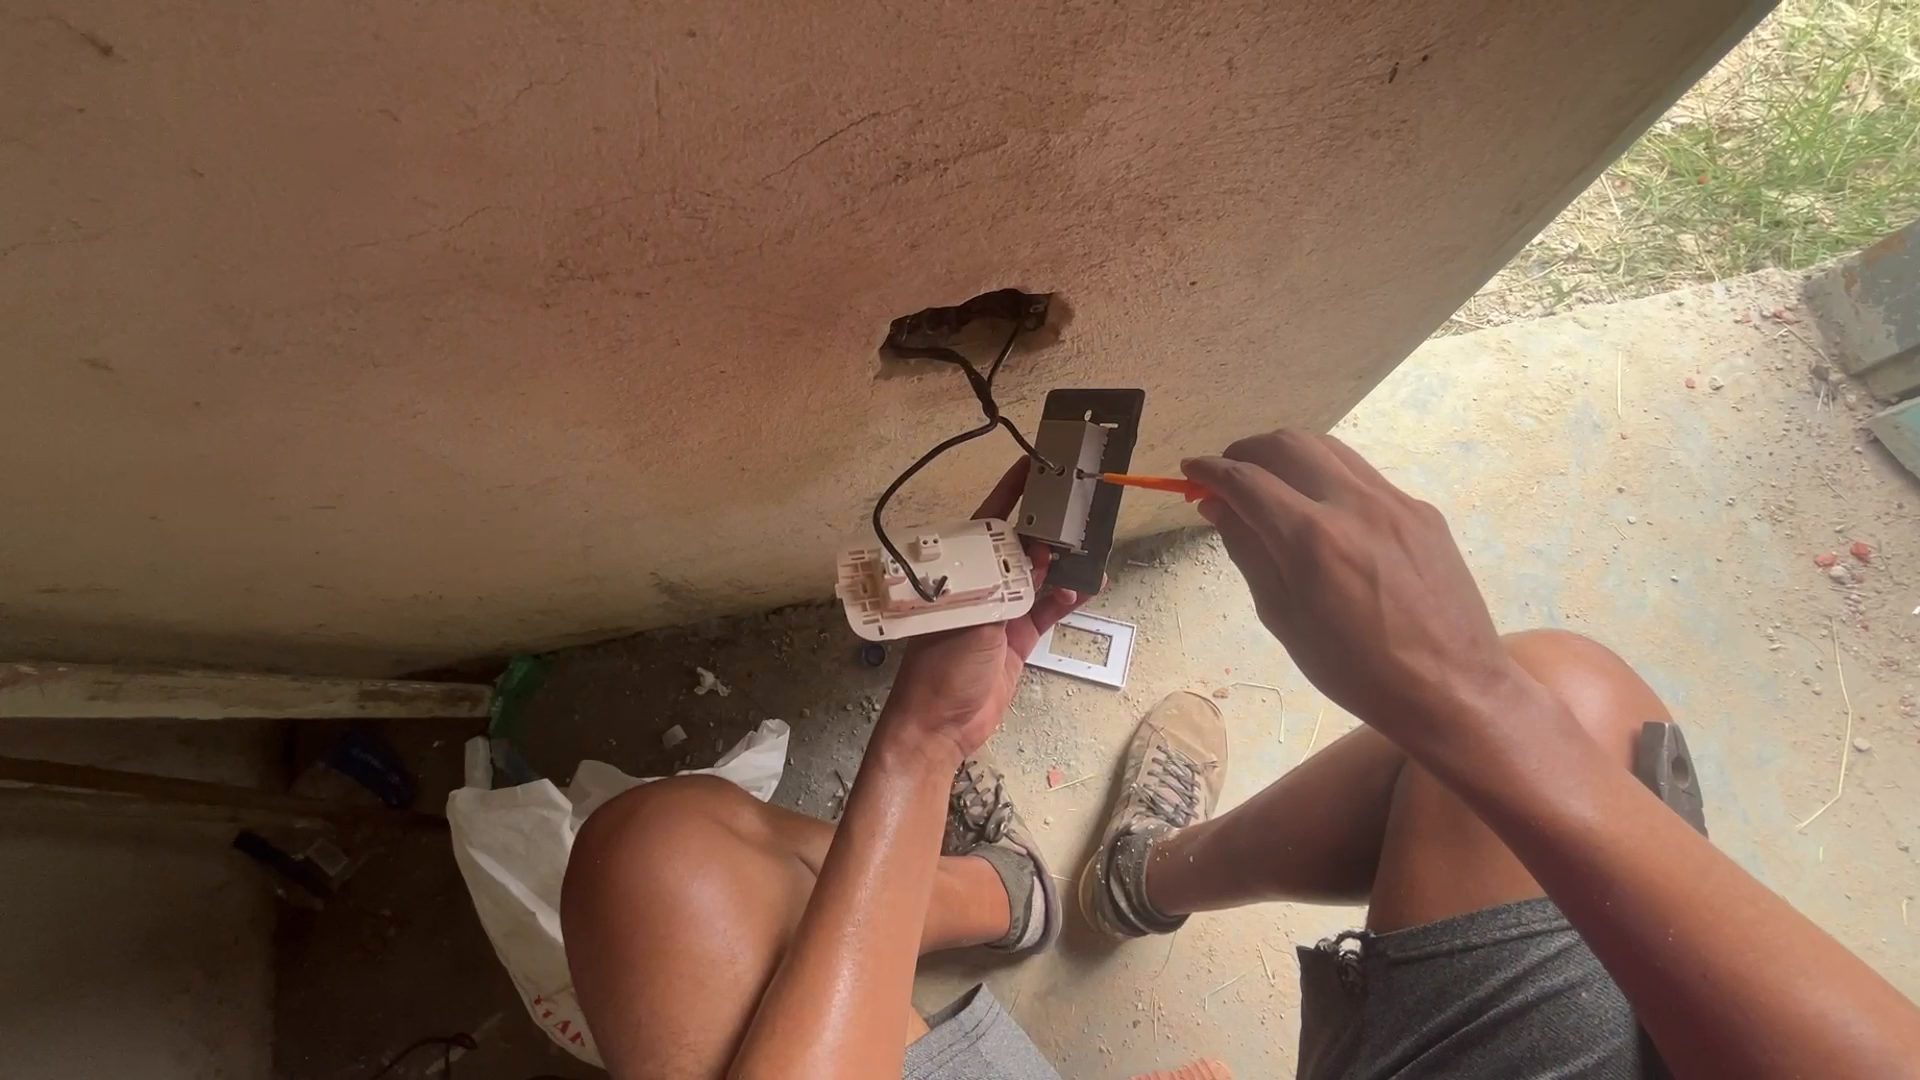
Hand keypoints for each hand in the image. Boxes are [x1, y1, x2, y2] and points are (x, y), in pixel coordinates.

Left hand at [881, 461, 1091, 759]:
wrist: (940, 726)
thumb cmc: (941, 668)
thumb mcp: (973, 620)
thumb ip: (1008, 587)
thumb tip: (1041, 551)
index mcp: (957, 576)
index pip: (984, 526)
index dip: (1007, 494)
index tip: (1031, 465)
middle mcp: (979, 588)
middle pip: (1015, 549)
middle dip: (1043, 527)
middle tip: (1074, 504)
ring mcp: (999, 614)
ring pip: (1035, 579)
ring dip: (1059, 563)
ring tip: (1088, 543)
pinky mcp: (1016, 641)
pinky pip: (1044, 612)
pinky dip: (1063, 600)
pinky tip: (1085, 586)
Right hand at [1183, 431, 1526, 755]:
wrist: (1451, 688)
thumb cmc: (1352, 668)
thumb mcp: (1281, 615)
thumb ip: (1247, 550)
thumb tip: (1217, 507)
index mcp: (1311, 539)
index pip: (1245, 480)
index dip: (1208, 471)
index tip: (1189, 473)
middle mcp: (1353, 504)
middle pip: (1285, 444)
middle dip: (1244, 452)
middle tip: (1225, 477)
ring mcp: (1394, 502)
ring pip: (1326, 447)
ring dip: (1284, 454)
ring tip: (1266, 482)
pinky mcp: (1420, 510)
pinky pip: (1359, 474)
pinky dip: (1323, 475)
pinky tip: (1317, 509)